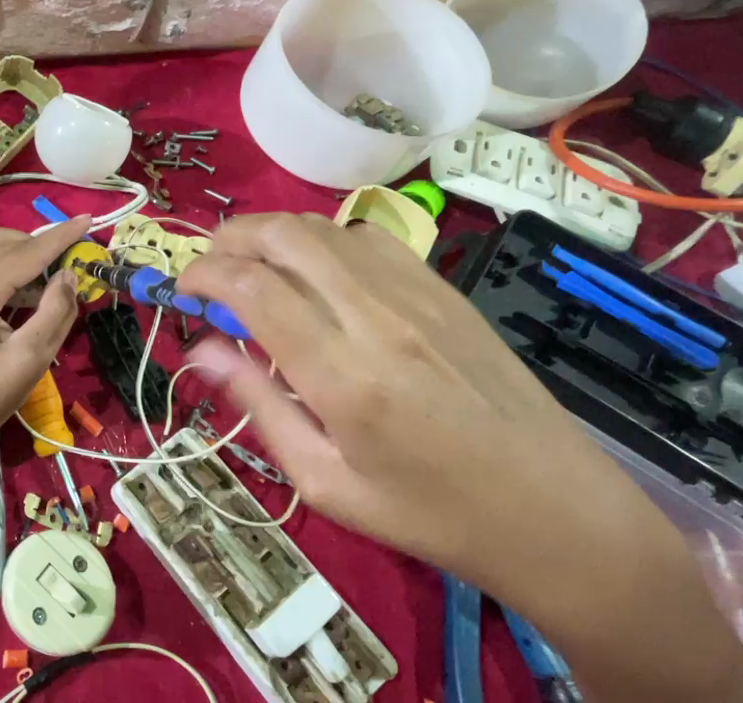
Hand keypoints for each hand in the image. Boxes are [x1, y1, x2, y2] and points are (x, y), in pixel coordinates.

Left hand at [0, 216, 91, 471]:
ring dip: (16, 246)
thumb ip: (54, 311)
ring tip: (47, 268)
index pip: (28, 253)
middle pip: (5, 242)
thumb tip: (69, 275)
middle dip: (41, 243)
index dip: (61, 237)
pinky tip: (9, 272)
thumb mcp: (30, 358)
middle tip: (73, 258)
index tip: (89, 220)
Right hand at [177, 213, 702, 631]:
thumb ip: (258, 407)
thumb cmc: (429, 514)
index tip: (184, 291)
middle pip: (284, 236)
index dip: (203, 276)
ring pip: (324, 227)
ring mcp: (418, 297)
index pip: (251, 289)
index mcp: (343, 377)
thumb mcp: (326, 483)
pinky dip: (323, 240)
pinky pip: (369, 239)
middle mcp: (378, 320)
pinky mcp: (446, 291)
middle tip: (209, 268)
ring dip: (273, 233)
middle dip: (230, 238)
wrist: (559, 515)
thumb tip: (198, 351)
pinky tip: (315, 270)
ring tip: (252, 264)